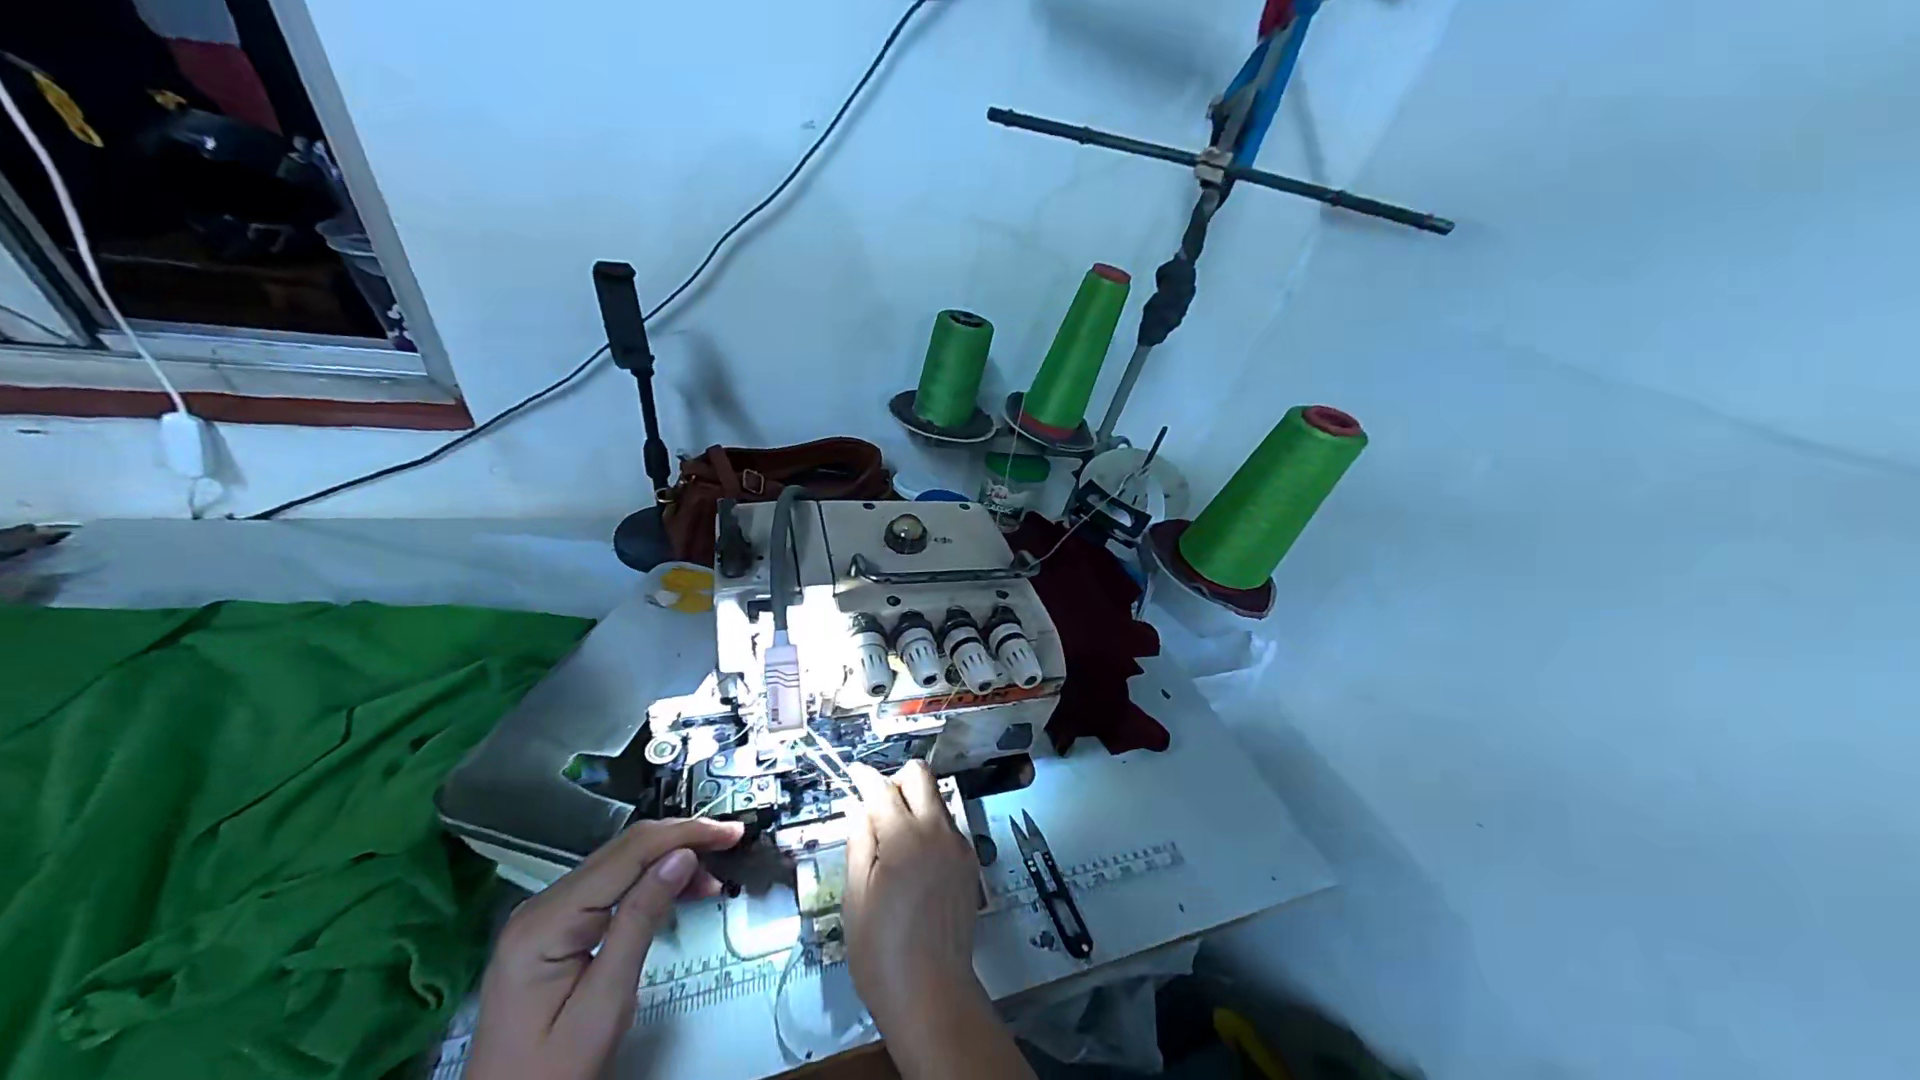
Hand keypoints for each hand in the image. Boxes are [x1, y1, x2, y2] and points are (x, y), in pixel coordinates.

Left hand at [467, 817, 745, 1079]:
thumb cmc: (552, 1072)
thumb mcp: (604, 1003)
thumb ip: (640, 922)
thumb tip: (681, 857)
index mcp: (546, 921)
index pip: (627, 854)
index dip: (683, 834)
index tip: (729, 832)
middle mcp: (542, 905)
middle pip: (623, 849)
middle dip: (681, 839)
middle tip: (729, 842)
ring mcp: (547, 914)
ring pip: (621, 863)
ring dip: (670, 858)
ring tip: (711, 874)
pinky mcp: (558, 927)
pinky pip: (613, 886)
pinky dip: (652, 879)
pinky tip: (679, 888)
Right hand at [843, 761, 981, 1021]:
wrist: (932, 994)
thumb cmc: (881, 952)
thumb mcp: (856, 897)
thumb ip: (858, 842)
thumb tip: (857, 806)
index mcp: (905, 839)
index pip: (882, 788)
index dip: (863, 777)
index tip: (852, 774)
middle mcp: (938, 832)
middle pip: (920, 776)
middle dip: (895, 780)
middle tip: (874, 807)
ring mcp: (959, 846)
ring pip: (936, 798)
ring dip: (914, 803)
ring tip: (891, 838)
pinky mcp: (969, 862)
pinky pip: (947, 825)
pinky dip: (928, 826)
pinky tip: (912, 859)